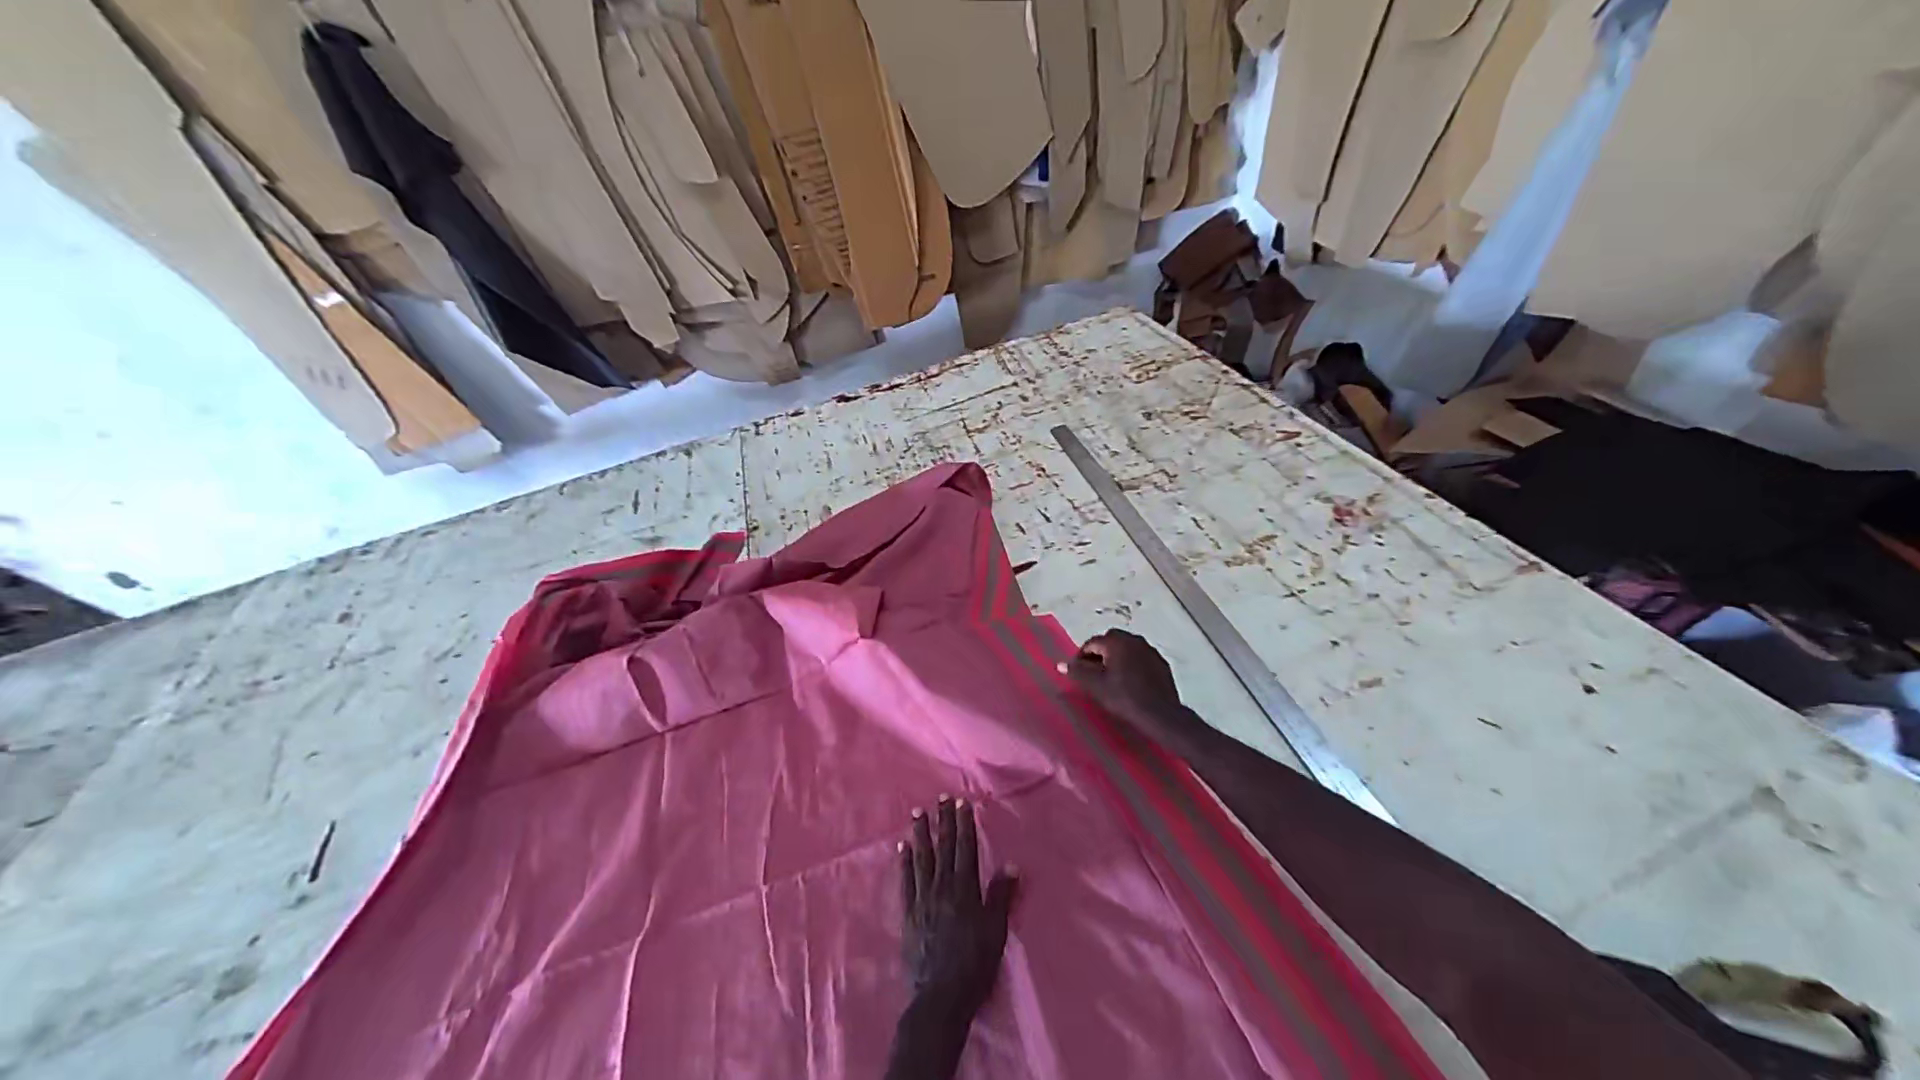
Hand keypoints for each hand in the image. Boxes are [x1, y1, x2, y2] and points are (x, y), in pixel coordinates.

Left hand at [899, 796, 1017, 1018]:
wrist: (940, 995)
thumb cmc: (974, 964)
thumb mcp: (995, 930)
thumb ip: (1001, 895)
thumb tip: (1012, 863)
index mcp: (965, 889)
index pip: (966, 848)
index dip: (964, 824)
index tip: (962, 802)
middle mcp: (942, 887)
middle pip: (944, 847)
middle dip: (943, 821)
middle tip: (941, 797)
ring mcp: (922, 898)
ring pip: (922, 858)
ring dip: (921, 833)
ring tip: (918, 812)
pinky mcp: (908, 913)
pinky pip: (905, 880)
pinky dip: (904, 861)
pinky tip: (901, 846)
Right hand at [1058, 629, 1198, 745]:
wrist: (1160, 714)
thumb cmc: (1125, 698)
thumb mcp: (1095, 686)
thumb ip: (1077, 672)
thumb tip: (1061, 664)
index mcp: (1116, 642)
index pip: (1092, 643)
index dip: (1082, 657)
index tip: (1079, 672)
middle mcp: (1134, 640)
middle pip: (1110, 641)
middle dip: (1100, 654)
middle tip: (1094, 673)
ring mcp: (1150, 651)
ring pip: (1127, 648)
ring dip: (1117, 658)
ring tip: (1111, 678)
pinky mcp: (1161, 663)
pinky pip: (1141, 658)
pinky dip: (1132, 664)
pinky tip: (1131, 682)